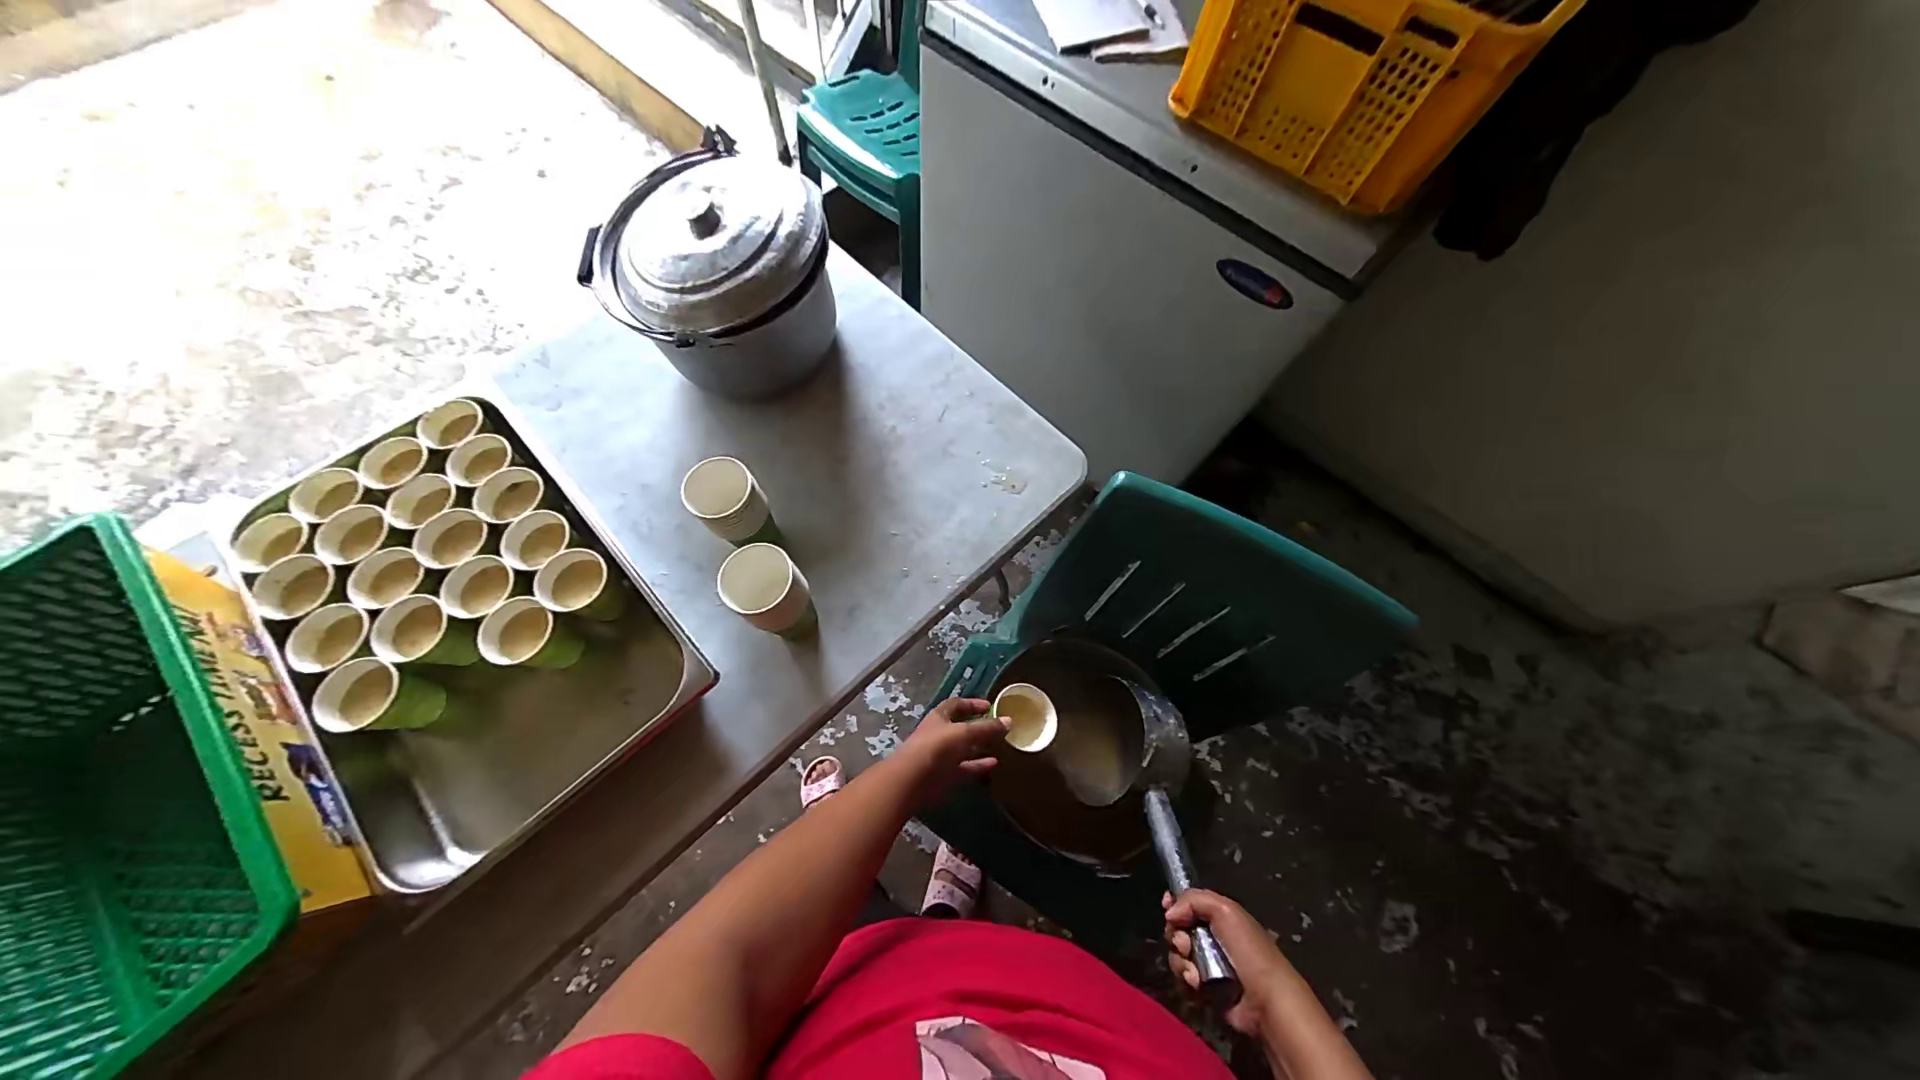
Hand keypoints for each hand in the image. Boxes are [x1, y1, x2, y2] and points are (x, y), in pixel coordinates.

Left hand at [896, 697, 1008, 802]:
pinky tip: (994, 763)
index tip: (990, 706)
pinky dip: (979, 764)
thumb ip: (987, 728)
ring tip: (1000, 745)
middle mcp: (939, 734)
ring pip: (964, 748)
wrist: (912, 780)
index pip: (956, 705)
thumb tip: (1009, 720)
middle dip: (979, 727)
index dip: (972, 704)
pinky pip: (965, 767)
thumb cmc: (936, 747)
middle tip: (999, 727)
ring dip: (980, 746)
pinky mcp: (945, 775)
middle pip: (961, 727)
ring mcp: (941, 755)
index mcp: (939, 717)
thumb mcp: (964, 733)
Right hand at [1164, 888, 1299, 1039]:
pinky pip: (1183, 979)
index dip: (1175, 905)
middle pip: (1177, 929)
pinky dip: (1187, 980)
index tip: (1167, 909)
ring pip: (1177, 955)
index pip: (1189, 905)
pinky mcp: (1206, 990)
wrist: (1267, 1000)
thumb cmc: (1249, 951)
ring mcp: (1208, 965)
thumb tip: (1169, 912)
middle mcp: (1212, 938)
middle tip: (1185, 944)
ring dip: (1181, 961)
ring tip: (1194, 971)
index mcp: (1220, 917)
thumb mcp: (1226, 911)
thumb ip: (1194, 900)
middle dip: (1175, 935)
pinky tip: (1197, 984)